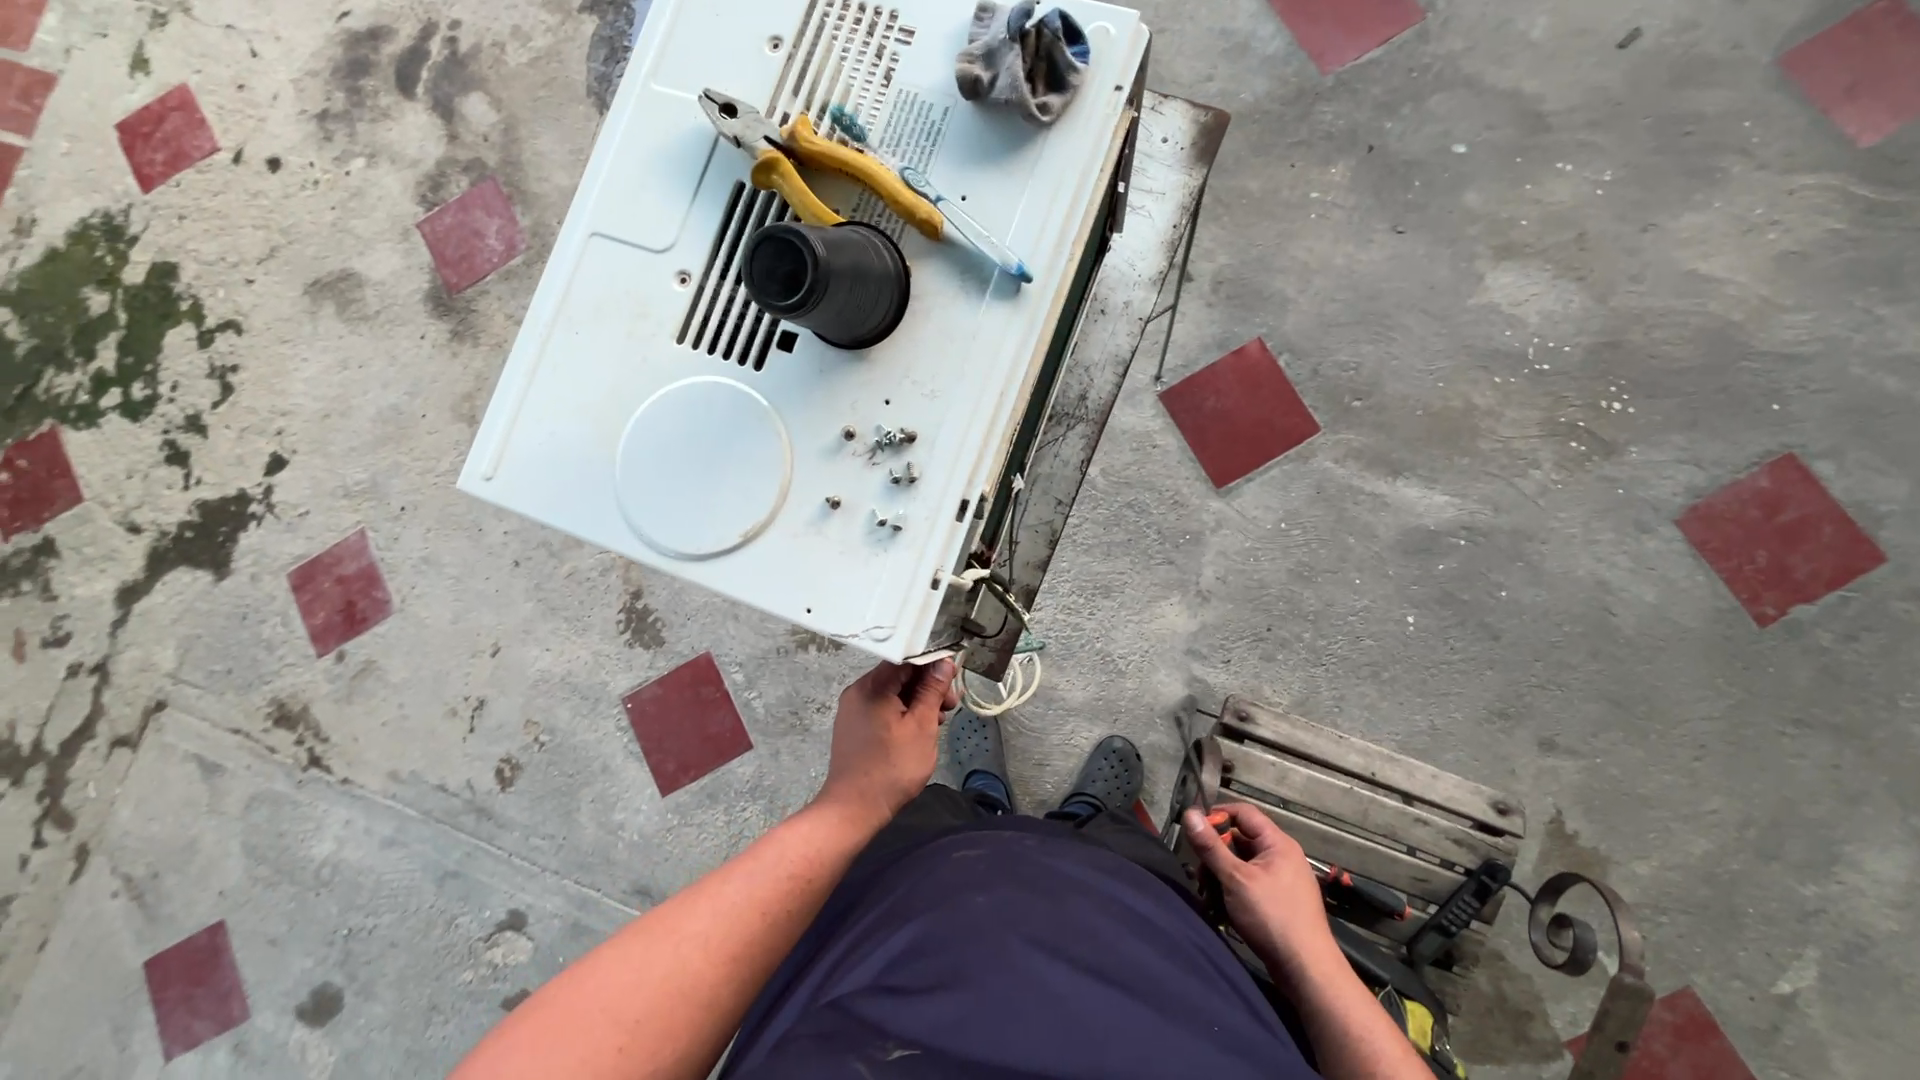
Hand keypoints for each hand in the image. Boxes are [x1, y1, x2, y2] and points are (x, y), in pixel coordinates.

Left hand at [817, 660, 959, 822]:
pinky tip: (918, 730)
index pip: (906, 657)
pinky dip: (903, 712)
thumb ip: (933, 691)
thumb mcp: (922, 727)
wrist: (854, 808)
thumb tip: (944, 663)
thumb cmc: (892, 768)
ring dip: (917, 701)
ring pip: (892, 692)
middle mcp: (858, 690)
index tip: (954, 678)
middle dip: (928, 686)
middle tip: (949, 706)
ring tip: (937, 722)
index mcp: (872, 685)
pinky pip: (883, 707)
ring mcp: (853, 708)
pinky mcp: (854, 725)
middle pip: (899, 674)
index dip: (933, 663)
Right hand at [1183, 803, 1343, 993]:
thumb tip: (1190, 813)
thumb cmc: (1271, 916)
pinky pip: (1249, 885)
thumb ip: (1211, 846)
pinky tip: (1221, 910)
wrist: (1307, 969)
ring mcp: (1282, 880)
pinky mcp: (1279, 901)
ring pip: (1242, 866)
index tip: (1195, 832)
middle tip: (1200, 875)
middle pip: (1240, 840)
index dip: (1217, 816)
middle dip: (1215, 855)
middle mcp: (1282, 856)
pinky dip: (1233, 892)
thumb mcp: (1235, 879)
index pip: (1243, 813)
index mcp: (1278, 843)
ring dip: (1221, 877)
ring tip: (1209, 897)